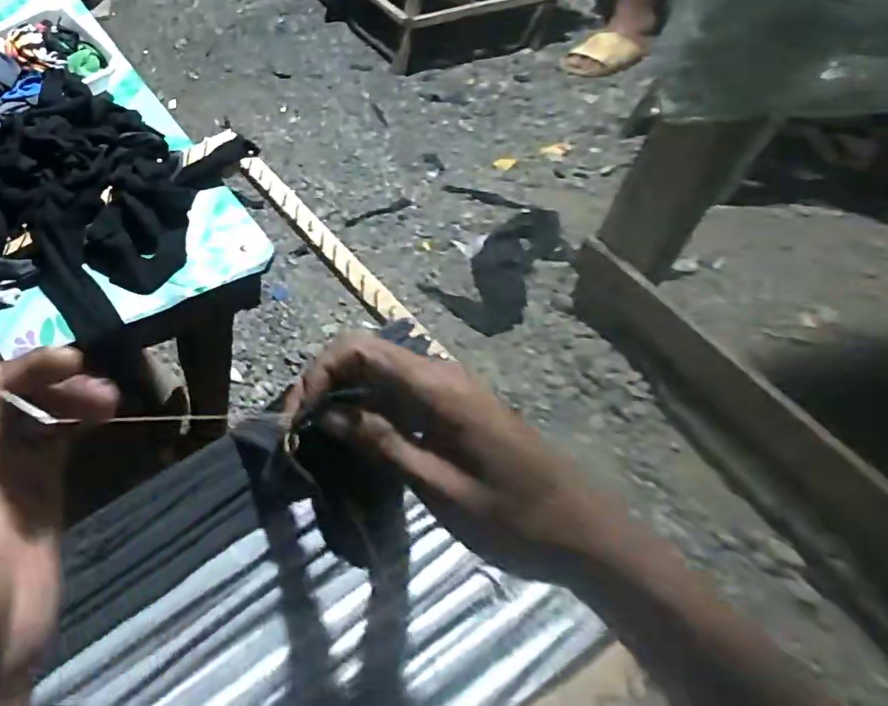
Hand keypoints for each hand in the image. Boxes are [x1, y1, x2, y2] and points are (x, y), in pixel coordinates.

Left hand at [0, 346, 117, 705]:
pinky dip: (78, 416)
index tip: (5, 367)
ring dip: (65, 392)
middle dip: (32, 372)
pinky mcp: (40, 478)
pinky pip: (57, 433)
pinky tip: (103, 409)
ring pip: (32, 406)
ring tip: (103, 395)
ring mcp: (7, 461)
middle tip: (74, 365)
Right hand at [284, 333, 629, 581]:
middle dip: (321, 378)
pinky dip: (361, 403)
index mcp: (437, 387)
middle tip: (297, 421)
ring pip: (373, 369)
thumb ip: (382, 443)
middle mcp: (437, 373)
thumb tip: (327, 415)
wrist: (590, 536)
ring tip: (313, 427)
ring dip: (338, 390)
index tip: (299, 411)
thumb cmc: (516, 518)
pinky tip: (349, 431)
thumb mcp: (441, 487)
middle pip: (361, 352)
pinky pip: (392, 389)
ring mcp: (444, 388)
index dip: (320, 371)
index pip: (359, 349)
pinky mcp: (447, 405)